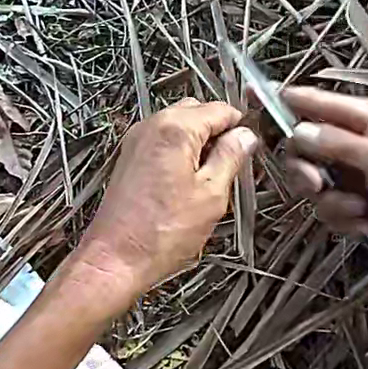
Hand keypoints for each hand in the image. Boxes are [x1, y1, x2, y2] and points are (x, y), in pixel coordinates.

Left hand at [72, 100, 258, 297]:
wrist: (116, 259)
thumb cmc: (157, 234)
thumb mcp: (211, 194)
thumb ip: (231, 157)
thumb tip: (244, 138)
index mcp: (175, 129)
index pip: (220, 109)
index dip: (240, 126)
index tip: (251, 142)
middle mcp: (151, 127)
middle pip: (197, 111)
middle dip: (219, 132)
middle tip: (235, 162)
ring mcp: (136, 142)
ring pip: (179, 126)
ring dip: (199, 143)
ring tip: (212, 179)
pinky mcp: (130, 159)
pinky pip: (162, 143)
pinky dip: (180, 154)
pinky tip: (188, 184)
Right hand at [279, 87, 367, 249]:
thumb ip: (340, 144)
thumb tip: (300, 132)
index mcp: (361, 118)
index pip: (311, 102)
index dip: (280, 99)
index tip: (252, 97)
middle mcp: (348, 141)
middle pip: (299, 147)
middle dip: (305, 171)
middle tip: (317, 184)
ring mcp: (346, 171)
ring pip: (308, 181)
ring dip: (329, 200)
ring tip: (357, 207)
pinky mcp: (348, 197)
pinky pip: (324, 206)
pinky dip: (342, 217)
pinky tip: (364, 219)